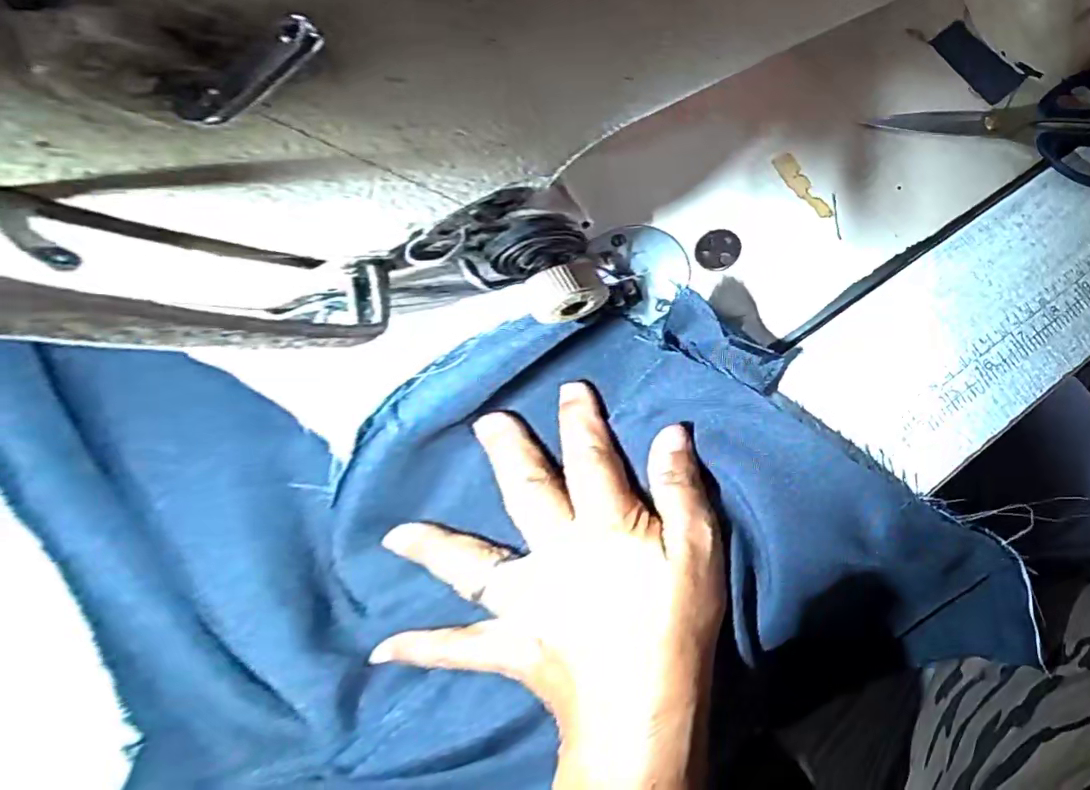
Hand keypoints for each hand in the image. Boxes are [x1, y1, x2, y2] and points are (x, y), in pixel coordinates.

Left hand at [372, 382, 725, 789]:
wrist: (644, 703)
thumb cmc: (680, 616)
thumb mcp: (698, 544)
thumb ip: (680, 487)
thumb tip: (670, 433)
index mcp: (606, 525)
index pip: (592, 461)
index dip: (581, 423)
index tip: (570, 390)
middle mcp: (558, 553)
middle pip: (528, 495)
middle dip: (512, 455)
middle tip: (488, 424)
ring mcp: (528, 602)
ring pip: (476, 566)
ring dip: (438, 548)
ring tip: (398, 535)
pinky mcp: (514, 646)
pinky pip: (463, 646)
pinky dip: (425, 646)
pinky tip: (386, 648)